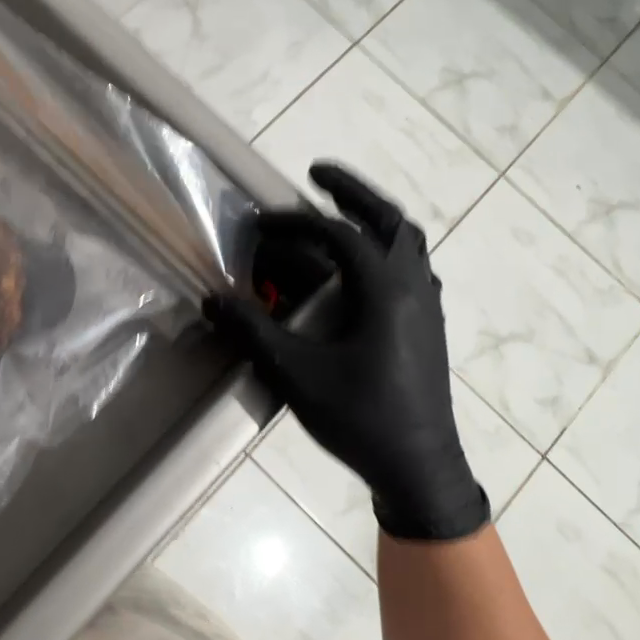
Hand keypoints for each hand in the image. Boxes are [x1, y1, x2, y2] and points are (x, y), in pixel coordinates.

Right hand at [206, 164, 487, 541]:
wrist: (418, 465)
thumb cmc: (358, 418)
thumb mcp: (296, 374)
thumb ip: (252, 331)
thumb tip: (211, 298)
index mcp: (385, 291)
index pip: (339, 234)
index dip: (295, 220)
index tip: (259, 222)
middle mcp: (413, 287)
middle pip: (390, 221)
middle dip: (353, 192)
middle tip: (318, 174)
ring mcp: (427, 307)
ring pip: (408, 244)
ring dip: (374, 220)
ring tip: (341, 212)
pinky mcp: (428, 327)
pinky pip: (412, 270)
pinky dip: (386, 253)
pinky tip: (360, 271)